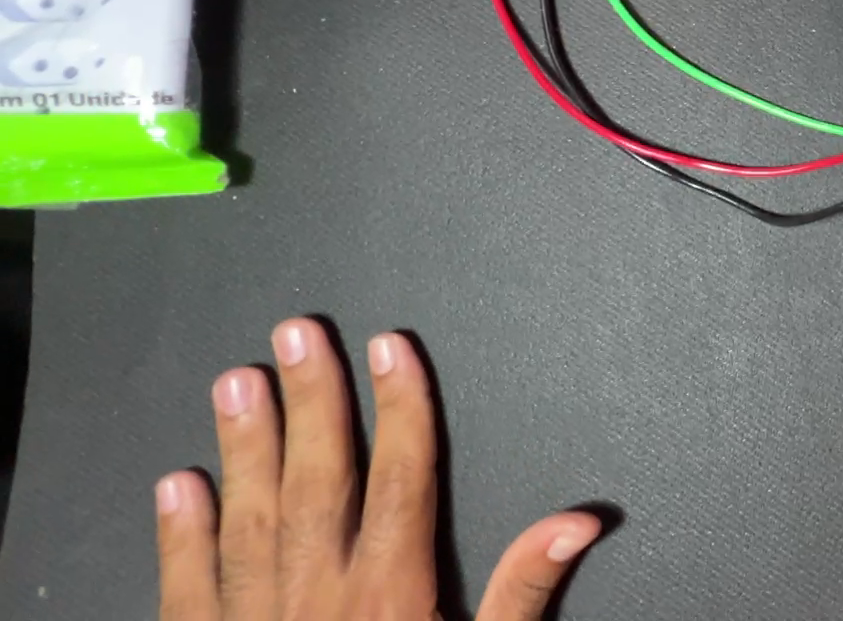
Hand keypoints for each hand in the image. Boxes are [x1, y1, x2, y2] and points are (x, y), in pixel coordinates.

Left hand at [155, 319, 600, 618]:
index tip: (393, 347)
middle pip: (319, 479)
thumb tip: (577, 519)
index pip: (401, 475)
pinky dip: (179, 535)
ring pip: (247, 518)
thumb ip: (525, 587)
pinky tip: (179, 483)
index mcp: (388, 591)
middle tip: (298, 334)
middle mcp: (316, 596)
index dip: (401, 406)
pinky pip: (185, 590)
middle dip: (313, 401)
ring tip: (237, 381)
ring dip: (243, 446)